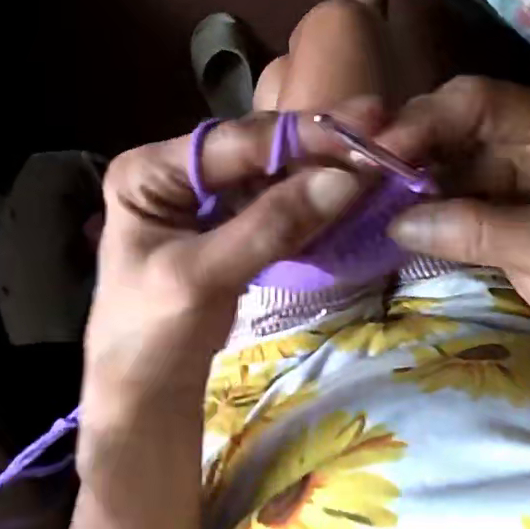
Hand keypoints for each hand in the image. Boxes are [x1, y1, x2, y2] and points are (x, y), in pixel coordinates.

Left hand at [84, 112, 366, 426]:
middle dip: (318, 149)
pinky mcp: (227, 224)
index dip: (301, 137)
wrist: (144, 397)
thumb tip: (345, 179)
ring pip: (271, 173)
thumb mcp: (203, 278)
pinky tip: (350, 194)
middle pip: (256, 149)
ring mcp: (203, 197)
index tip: (366, 132)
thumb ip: (270, 226)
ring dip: (322, 171)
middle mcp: (175, 170)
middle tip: (385, 142)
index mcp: (148, 170)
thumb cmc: (152, 338)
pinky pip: (275, 202)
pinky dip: (311, 201)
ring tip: (379, 163)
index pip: (234, 142)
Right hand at [378, 77, 529, 504]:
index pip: (479, 101)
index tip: (380, 153)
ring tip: (360, 190)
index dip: (424, 120)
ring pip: (437, 147)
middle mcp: (528, 129)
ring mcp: (505, 158)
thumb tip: (399, 220)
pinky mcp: (487, 188)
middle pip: (449, 117)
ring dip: (400, 169)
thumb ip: (482, 231)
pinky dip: (410, 194)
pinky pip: (438, 180)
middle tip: (358, 172)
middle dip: (403, 142)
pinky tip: (382, 208)